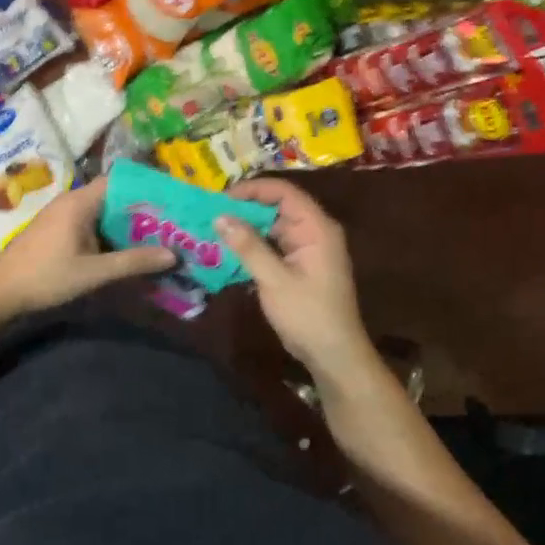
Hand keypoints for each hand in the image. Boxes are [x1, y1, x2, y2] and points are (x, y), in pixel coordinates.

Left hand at [0, 176, 175, 317]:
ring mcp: (62, 216)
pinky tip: (126, 251)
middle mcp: (71, 201)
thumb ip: (133, 262)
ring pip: (102, 213)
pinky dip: (109, 234)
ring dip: (126, 225)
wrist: (0, 290)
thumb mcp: (93, 272)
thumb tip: (173, 255)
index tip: (172, 201)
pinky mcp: (56, 231)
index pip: (120, 181)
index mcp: (80, 202)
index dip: (146, 189)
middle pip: (114, 197)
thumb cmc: (46, 276)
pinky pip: (90, 224)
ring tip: (157, 239)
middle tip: (172, 225)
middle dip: (142, 211)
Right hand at [216, 178, 370, 375]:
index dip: (252, 189)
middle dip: (244, 208)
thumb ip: (247, 246)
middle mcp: (314, 232)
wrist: (333, 355)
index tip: (221, 198)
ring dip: (245, 228)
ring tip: (213, 230)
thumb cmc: (308, 314)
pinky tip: (227, 252)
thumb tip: (220, 216)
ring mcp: (308, 250)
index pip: (284, 192)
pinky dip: (252, 246)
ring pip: (272, 227)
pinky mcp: (299, 266)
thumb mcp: (274, 279)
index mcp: (316, 228)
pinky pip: (273, 246)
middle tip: (210, 214)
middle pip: (276, 207)